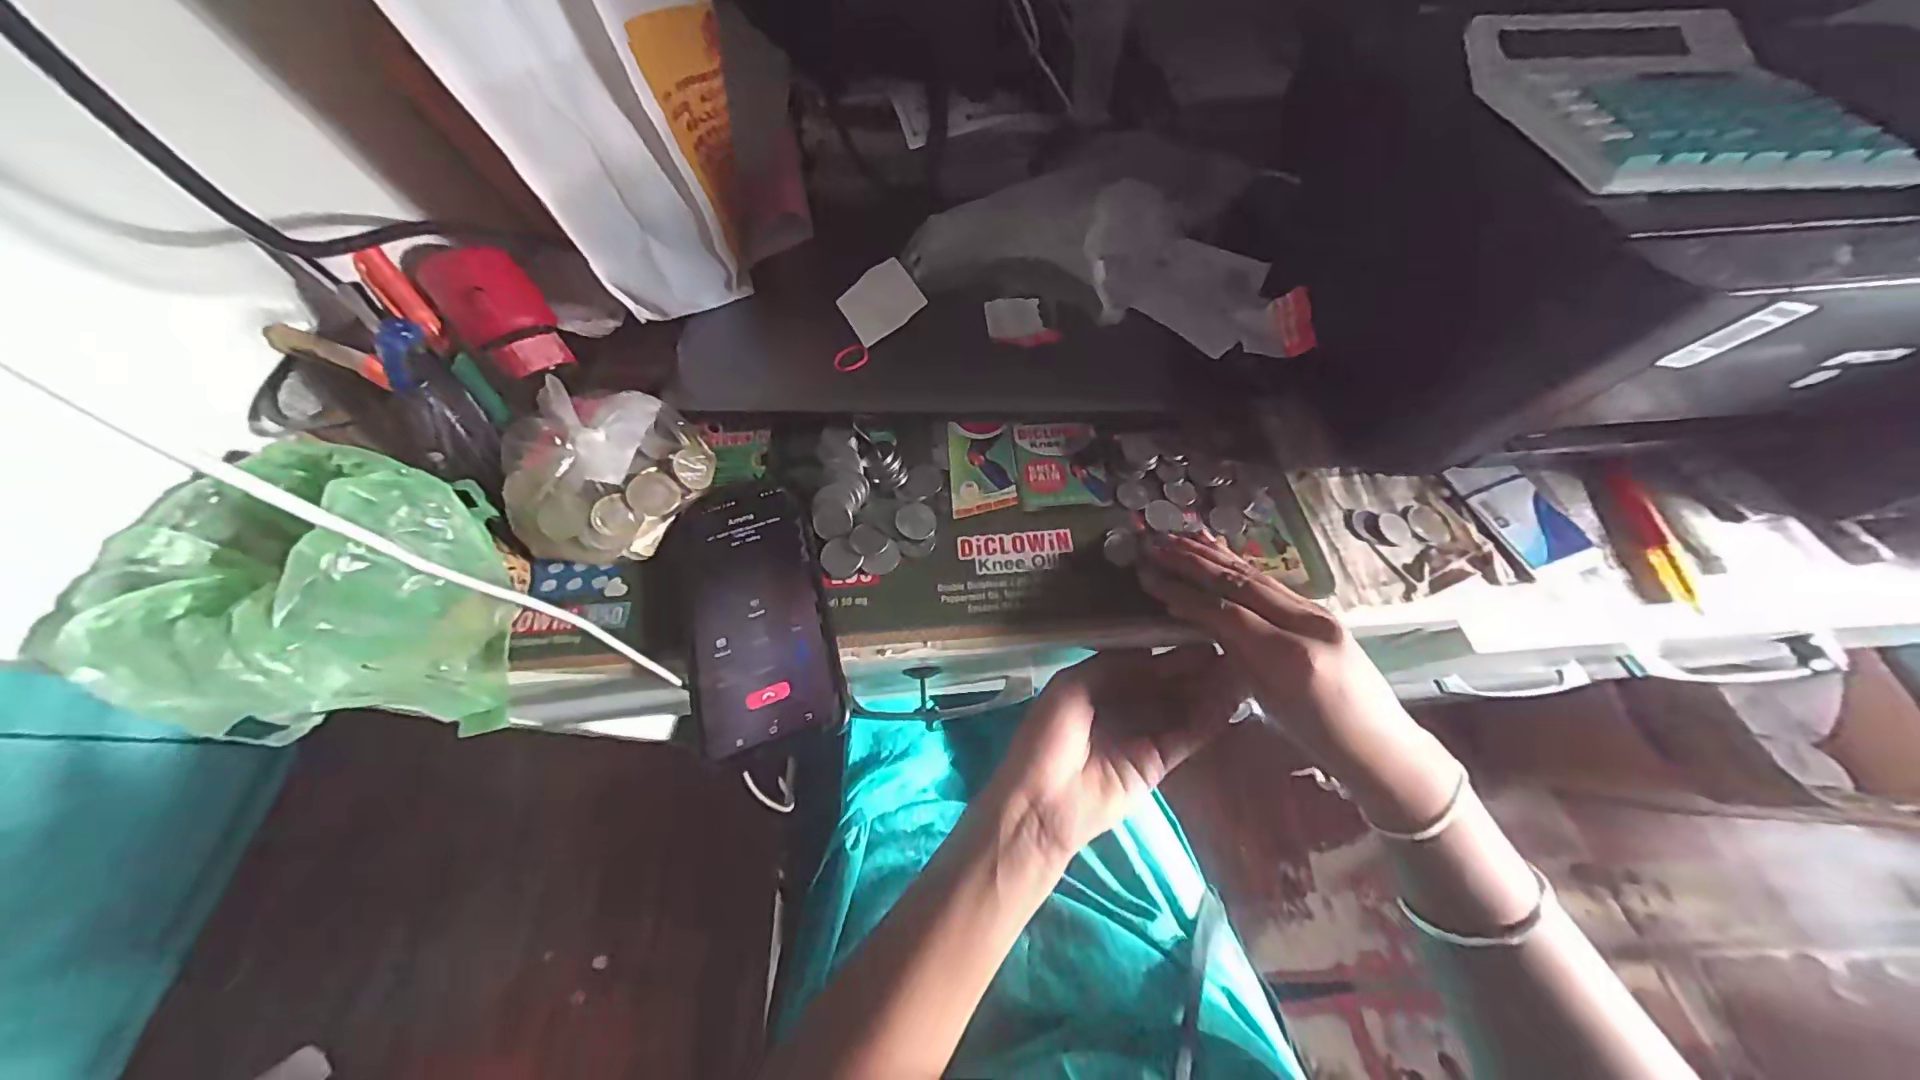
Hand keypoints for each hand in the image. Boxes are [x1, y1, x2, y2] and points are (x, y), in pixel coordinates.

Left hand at [989, 647, 1245, 860]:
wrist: (1042, 803)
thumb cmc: (1047, 738)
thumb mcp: (1071, 686)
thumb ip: (1112, 664)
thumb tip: (1155, 648)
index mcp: (1098, 683)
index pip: (1141, 659)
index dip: (1168, 646)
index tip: (1198, 630)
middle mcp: (1123, 704)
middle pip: (1165, 681)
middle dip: (1194, 666)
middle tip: (1229, 648)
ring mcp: (1142, 734)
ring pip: (1180, 706)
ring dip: (1207, 689)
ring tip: (1239, 669)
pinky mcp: (1157, 764)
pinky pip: (1186, 737)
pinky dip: (1207, 721)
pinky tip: (1230, 702)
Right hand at [1135, 533, 1458, 830]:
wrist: (1382, 746)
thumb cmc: (1320, 738)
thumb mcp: (1267, 701)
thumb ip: (1235, 654)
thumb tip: (1198, 618)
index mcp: (1289, 656)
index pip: (1225, 611)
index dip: (1183, 592)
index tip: (1149, 576)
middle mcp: (1306, 624)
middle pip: (1239, 583)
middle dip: (1193, 562)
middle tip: (1157, 545)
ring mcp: (1317, 613)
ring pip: (1256, 576)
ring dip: (1213, 555)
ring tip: (1180, 538)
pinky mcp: (1320, 612)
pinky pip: (1272, 583)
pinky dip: (1239, 565)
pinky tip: (1220, 551)